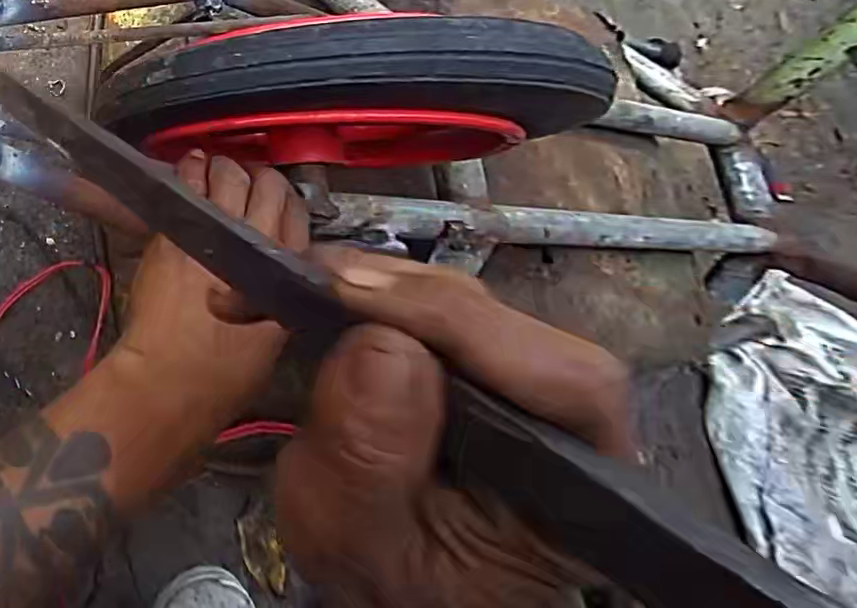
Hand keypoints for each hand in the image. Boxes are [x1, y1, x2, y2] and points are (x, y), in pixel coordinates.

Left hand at [113, 151, 297, 424]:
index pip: (296, 214)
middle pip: (267, 188)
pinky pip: (189, 186)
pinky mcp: (176, 231)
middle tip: (242, 177)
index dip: (284, 200)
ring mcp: (214, 232)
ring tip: (214, 166)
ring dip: (223, 168)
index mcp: (288, 272)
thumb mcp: (272, 333)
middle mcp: (257, 244)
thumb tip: (273, 259)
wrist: (172, 375)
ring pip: (229, 178)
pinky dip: (190, 171)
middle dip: (256, 177)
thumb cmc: (223, 370)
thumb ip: (279, 289)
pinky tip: (190, 165)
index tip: (271, 195)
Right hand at [272, 246, 634, 607]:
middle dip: (394, 292)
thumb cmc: (372, 573)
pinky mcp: (458, 361)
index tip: (348, 297)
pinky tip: (310, 287)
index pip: (558, 380)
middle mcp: (554, 424)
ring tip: (292, 281)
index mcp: (564, 487)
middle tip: (302, 279)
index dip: (457, 324)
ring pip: (454, 299)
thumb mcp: (351, 530)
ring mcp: (507, 385)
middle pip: (498, 322)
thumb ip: (366, 452)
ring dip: (367, 281)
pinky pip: (418, 303)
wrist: (375, 580)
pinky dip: (357, 286)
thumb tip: (377, 341)